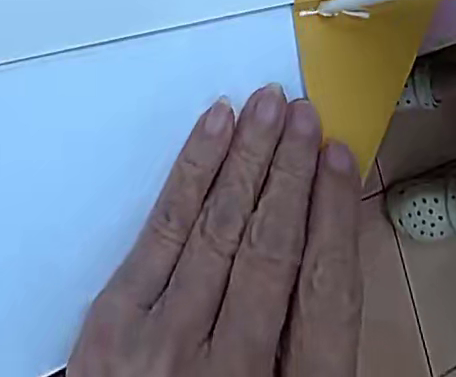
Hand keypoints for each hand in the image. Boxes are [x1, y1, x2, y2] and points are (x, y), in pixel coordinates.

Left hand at [68, 84, 362, 376]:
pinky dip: (195, 169)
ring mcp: (166, 343)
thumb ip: (303, 334)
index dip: (334, 212)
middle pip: (272, 247)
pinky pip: (165, 226)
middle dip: (291, 170)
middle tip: (304, 113)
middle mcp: (230, 371)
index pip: (326, 291)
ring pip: (220, 225)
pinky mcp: (116, 320)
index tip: (339, 155)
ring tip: (267, 105)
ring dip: (249, 154)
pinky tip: (216, 128)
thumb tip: (329, 233)